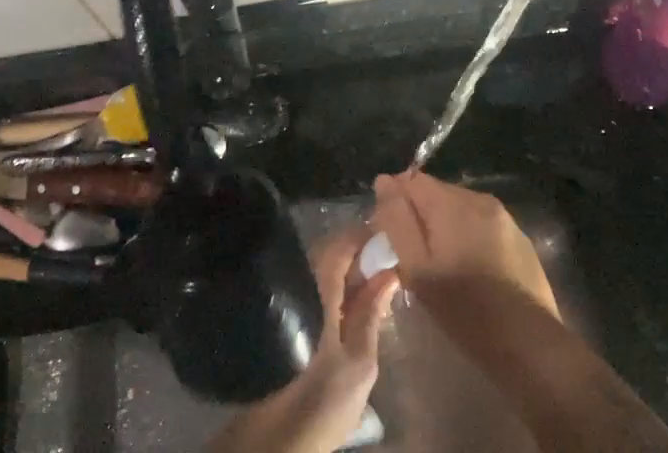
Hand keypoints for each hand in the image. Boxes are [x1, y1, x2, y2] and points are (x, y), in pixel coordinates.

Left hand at [209, 227, 400, 452]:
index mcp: (315, 289)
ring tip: (375, 280)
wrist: (277, 436)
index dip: (365, 235)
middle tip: (388, 261)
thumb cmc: (323, 399)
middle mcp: (296, 285)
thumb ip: (372, 312)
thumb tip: (388, 273)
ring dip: (346, 269)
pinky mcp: (284, 317)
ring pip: (319, 269)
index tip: (391, 235)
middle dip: (358, 251)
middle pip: (328, 252)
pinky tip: (351, 302)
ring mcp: (288, 300)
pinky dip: (333, 286)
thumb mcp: (360, 360)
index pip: (340, 243)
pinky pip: (311, 286)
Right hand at [372, 172, 559, 319]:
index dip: (395, 203)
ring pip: (460, 211)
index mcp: (453, 202)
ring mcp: (506, 221)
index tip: (390, 236)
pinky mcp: (522, 242)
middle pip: (437, 193)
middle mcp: (482, 200)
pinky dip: (469, 240)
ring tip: (442, 267)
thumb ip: (397, 220)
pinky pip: (483, 228)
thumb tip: (384, 181)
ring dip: (445, 228)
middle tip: (414, 257)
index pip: (411, 180)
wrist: (529, 345)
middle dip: (420, 216)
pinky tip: (470, 272)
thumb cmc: (463, 308)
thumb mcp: (417, 267)